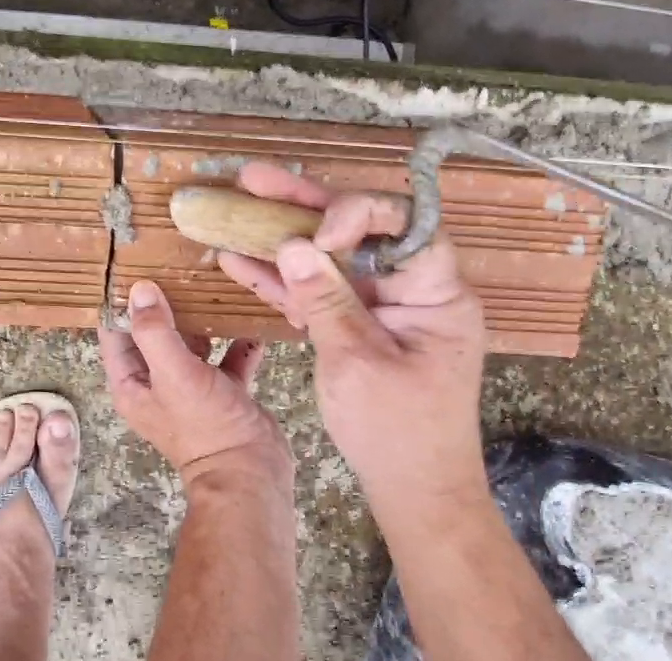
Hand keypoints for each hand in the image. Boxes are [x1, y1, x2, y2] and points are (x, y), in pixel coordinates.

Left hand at [98, 281, 291, 483]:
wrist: (252, 475)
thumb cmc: (205, 426)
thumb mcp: (174, 373)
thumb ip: (154, 330)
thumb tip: (139, 289)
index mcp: (132, 383)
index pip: (115, 333)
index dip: (121, 302)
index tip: (134, 266)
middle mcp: (157, 384)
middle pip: (154, 334)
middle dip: (166, 304)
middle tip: (178, 266)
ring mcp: (191, 389)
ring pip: (191, 344)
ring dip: (201, 320)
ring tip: (213, 286)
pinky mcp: (223, 394)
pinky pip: (227, 360)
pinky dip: (236, 343)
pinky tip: (251, 322)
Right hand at [216, 162, 486, 514]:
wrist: (412, 491)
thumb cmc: (400, 433)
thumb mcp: (359, 363)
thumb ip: (325, 301)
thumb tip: (292, 247)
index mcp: (436, 294)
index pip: (404, 225)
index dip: (357, 214)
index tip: (319, 233)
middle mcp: (408, 289)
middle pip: (356, 230)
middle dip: (302, 205)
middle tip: (254, 180)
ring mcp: (377, 305)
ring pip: (326, 257)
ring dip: (280, 235)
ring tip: (235, 206)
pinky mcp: (351, 324)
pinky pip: (314, 291)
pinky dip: (279, 279)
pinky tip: (238, 260)